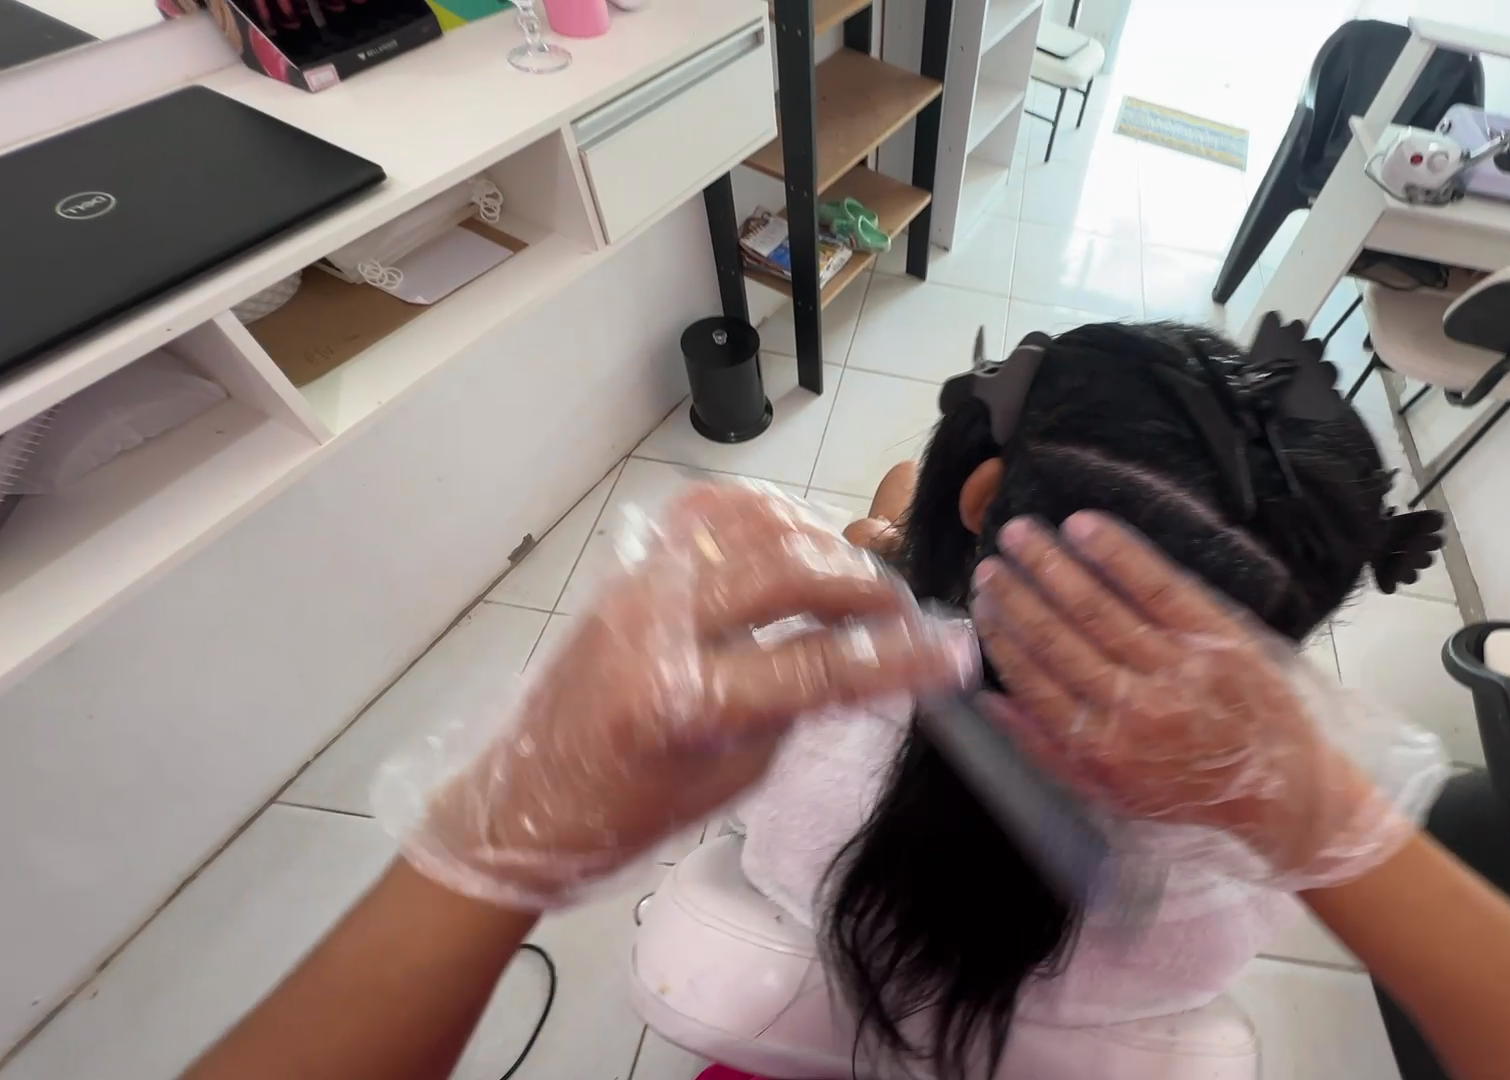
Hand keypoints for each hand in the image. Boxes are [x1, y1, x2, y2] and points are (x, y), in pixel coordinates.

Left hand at [378, 484, 975, 909]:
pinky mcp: (630, 567)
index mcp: (680, 700)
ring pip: (757, 522)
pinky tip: (798, 535)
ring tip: (856, 574)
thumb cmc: (630, 815)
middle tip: (904, 611)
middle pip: (793, 571)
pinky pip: (711, 510)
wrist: (519, 804)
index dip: (899, 659)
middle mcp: (656, 621)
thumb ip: (800, 703)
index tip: (953, 654)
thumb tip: (862, 652)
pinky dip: (769, 512)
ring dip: (823, 541)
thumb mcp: (735, 775)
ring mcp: (639, 582)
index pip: (819, 666)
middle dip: (867, 585)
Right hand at [971, 512, 1442, 888]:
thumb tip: (989, 702)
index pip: (1034, 680)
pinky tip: (1083, 526)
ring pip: (1097, 606)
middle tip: (989, 562)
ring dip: (1051, 565)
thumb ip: (1045, 749)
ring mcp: (1174, 664)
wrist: (1283, 788)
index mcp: (1101, 746)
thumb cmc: (1187, 791)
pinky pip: (1155, 584)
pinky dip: (1116, 553)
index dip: (1002, 637)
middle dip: (1016, 594)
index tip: (981, 605)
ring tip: (1020, 533)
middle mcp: (1132, 704)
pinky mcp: (1212, 634)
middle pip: (1058, 637)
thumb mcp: (1109, 794)